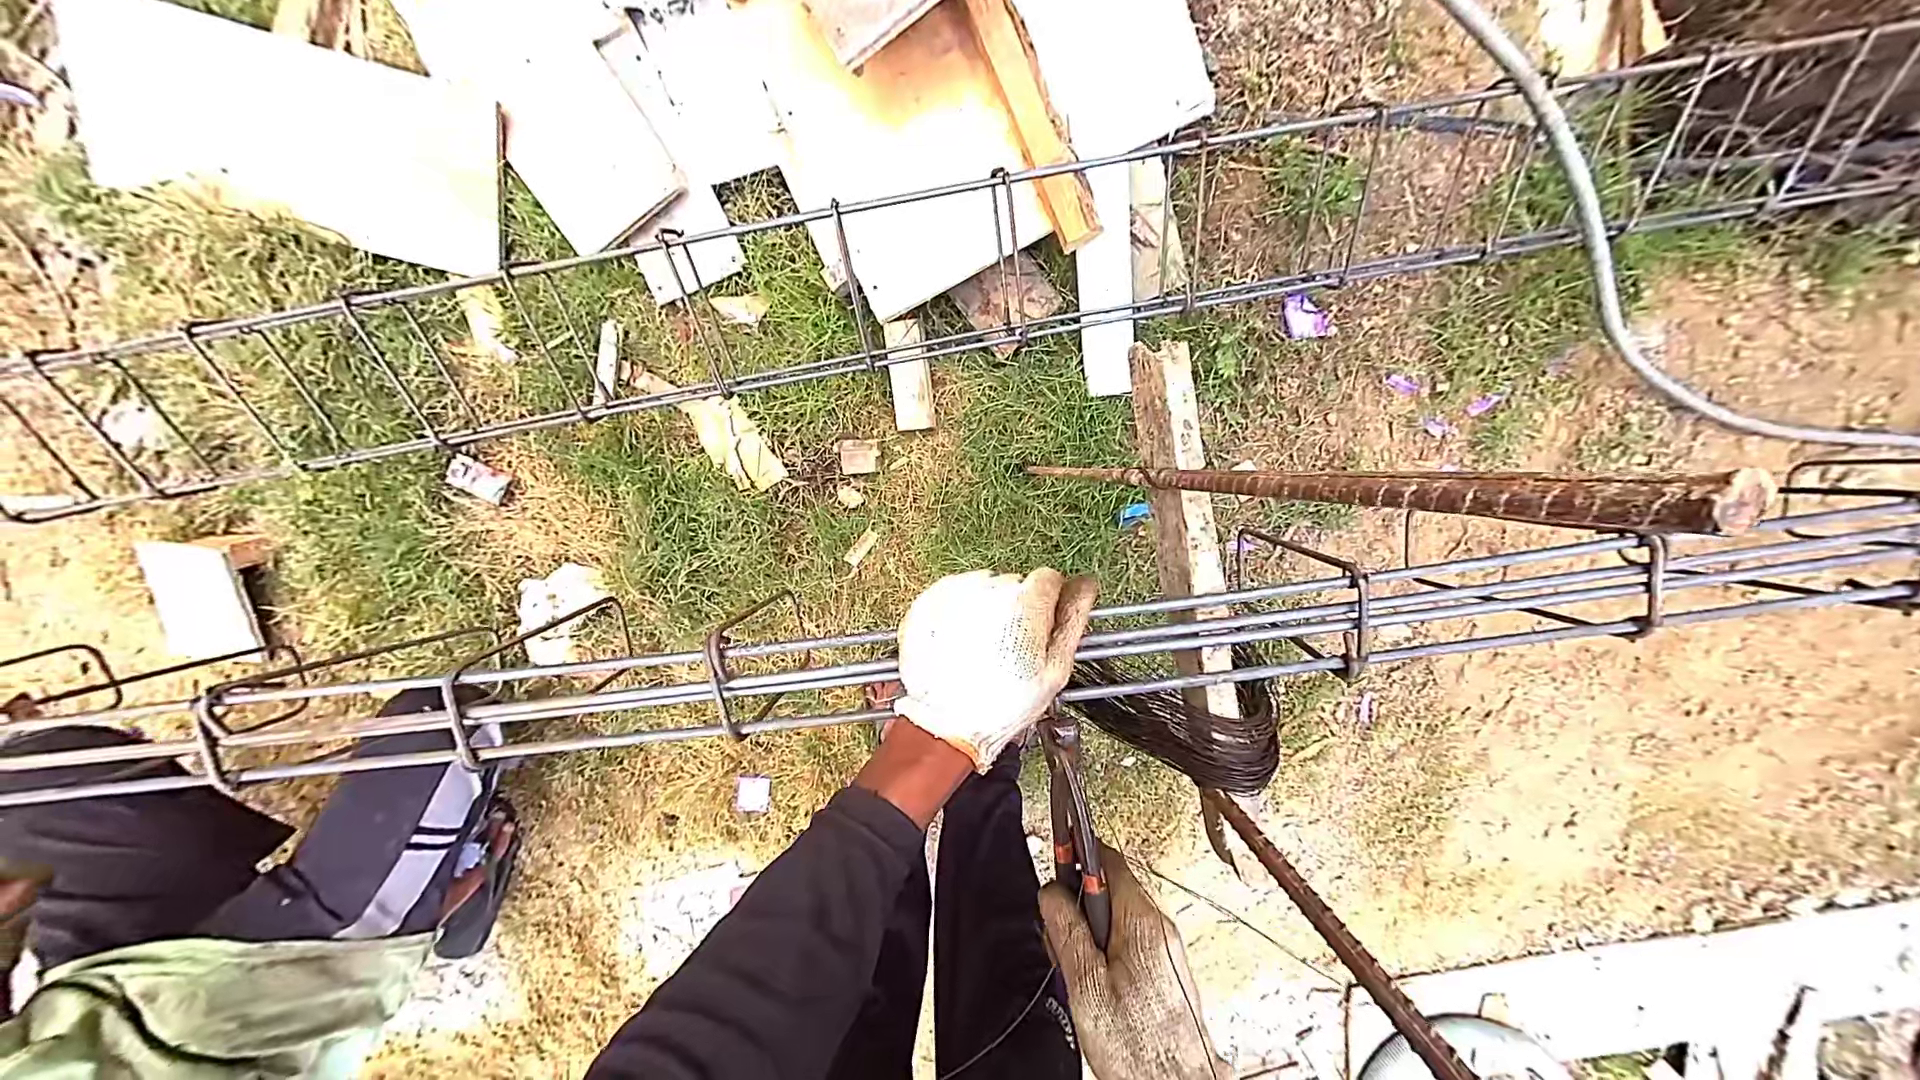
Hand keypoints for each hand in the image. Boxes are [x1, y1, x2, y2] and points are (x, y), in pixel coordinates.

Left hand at [893, 568, 1097, 769]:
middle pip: (1015, 584)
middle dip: (1018, 611)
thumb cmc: (1001, 703)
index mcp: (1026, 600)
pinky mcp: (931, 600)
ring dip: (988, 611)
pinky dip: (960, 615)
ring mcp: (957, 592)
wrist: (946, 722)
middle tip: (1012, 650)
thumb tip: (1085, 587)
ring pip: (985, 590)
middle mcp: (991, 587)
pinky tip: (962, 645)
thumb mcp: (1055, 668)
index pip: (1049, 579)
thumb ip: (1073, 619)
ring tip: (984, 650)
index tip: (1043, 626)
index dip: (1050, 604)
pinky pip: (955, 597)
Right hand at [1039, 844, 1230, 1079]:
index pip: (1106, 860)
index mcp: (1141, 920)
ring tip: (1079, 971)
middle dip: (1078, 905)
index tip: (1058, 859)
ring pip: (1116, 915)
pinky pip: (1128, 938)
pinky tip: (1097, 982)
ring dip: (1090, 931)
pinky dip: (1106, 949)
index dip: (1077, 857)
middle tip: (1061, 938)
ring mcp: (1164, 946)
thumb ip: (1066, 930)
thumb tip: (1051, 892)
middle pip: (1109, 888)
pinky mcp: (1164, 966)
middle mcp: (1158, 926)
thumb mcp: (1086, 985)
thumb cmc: (1139, 1049)